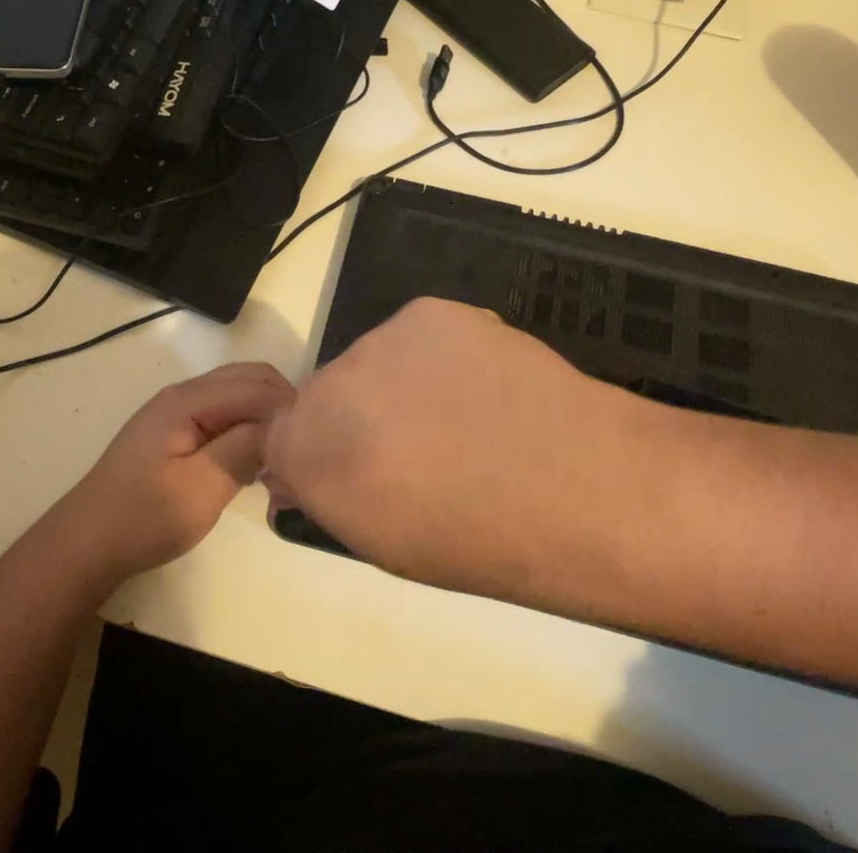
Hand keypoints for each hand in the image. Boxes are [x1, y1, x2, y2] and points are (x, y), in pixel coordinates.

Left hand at [49, 362, 293, 584]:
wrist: (88, 545)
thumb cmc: (144, 517)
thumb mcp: (202, 487)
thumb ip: (244, 449)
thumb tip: (283, 426)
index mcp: (187, 400)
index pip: (255, 385)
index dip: (288, 408)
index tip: (313, 443)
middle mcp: (183, 396)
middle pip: (247, 380)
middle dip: (280, 406)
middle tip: (302, 447)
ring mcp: (177, 414)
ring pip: (237, 398)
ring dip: (264, 418)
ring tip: (283, 457)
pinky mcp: (176, 436)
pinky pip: (223, 418)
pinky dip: (247, 431)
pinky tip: (256, 465)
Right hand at [263, 299, 673, 608]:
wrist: (578, 488)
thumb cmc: (480, 543)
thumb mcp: (386, 546)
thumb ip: (330, 501)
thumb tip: (297, 477)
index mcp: (310, 453)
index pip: (278, 438)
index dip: (317, 455)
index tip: (356, 473)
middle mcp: (332, 388)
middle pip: (326, 395)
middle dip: (359, 419)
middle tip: (420, 451)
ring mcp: (384, 342)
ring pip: (374, 362)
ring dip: (400, 385)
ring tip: (466, 421)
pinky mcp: (433, 312)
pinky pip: (418, 336)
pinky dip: (440, 358)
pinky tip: (485, 389)